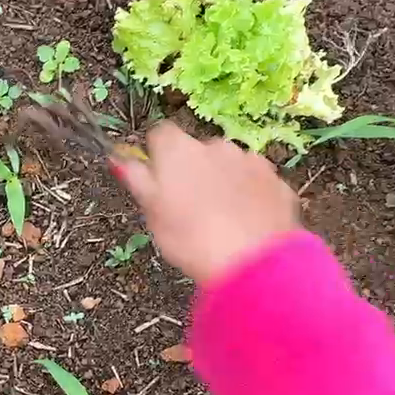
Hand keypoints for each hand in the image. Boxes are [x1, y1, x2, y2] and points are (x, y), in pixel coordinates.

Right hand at [113, 120, 300, 284]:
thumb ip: (136, 179)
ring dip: (220, 180)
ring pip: (227, 164)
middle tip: (186, 206)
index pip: (159, 133)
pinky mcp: (275, 179)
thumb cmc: (190, 239)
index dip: (156, 155)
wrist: (252, 261)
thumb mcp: (152, 213)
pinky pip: (253, 180)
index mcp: (179, 150)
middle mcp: (215, 145)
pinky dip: (247, 193)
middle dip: (191, 170)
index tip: (156, 180)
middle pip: (196, 149)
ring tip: (217, 217)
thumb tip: (119, 157)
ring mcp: (249, 160)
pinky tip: (243, 221)